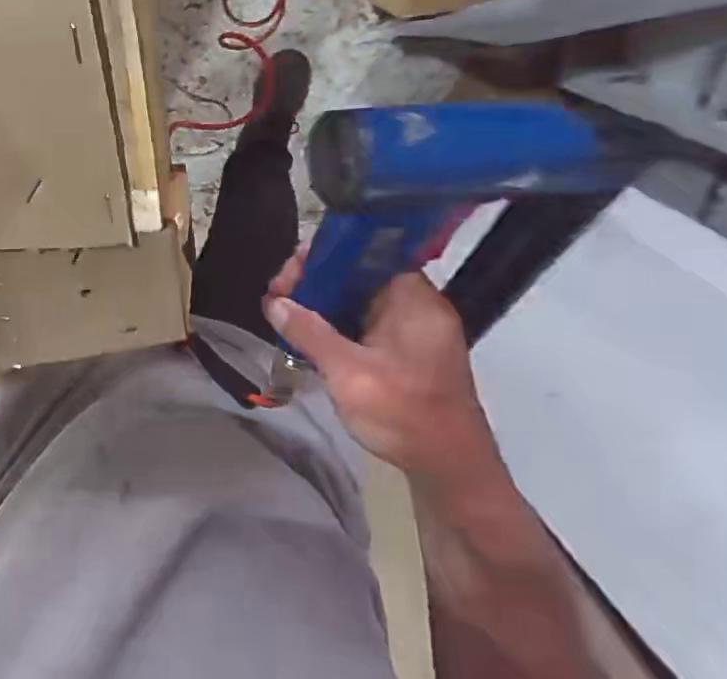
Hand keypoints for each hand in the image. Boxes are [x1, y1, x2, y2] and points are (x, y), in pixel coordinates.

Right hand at [263, 262, 502, 491]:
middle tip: (277, 299)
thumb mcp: (347, 372)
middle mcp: (417, 306)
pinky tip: (305, 338)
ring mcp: (412, 330)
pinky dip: (334, 326)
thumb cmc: (404, 414)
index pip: (363, 254)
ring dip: (319, 306)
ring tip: (283, 316)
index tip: (286, 277)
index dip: (321, 257)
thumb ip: (308, 332)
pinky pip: (363, 323)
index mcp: (413, 300)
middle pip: (357, 275)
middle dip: (313, 282)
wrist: (452, 473)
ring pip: (357, 300)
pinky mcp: (406, 353)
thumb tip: (274, 302)